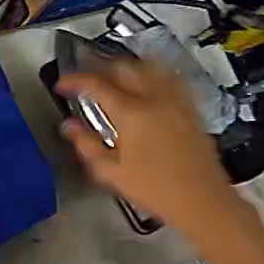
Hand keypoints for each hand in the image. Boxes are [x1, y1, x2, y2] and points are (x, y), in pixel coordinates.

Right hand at [56, 61, 244, 231]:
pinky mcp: (190, 106)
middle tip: (84, 73)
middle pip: (123, 66)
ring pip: (147, 65)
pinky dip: (152, 71)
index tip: (63, 84)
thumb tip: (69, 127)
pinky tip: (148, 80)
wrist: (200, 199)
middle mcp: (154, 98)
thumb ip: (86, 145)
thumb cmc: (156, 190)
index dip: (74, 80)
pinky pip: (169, 76)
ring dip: (126, 64)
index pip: (96, 84)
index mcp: (131, 112)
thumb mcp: (111, 173)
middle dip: (99, 65)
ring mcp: (175, 99)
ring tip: (113, 70)